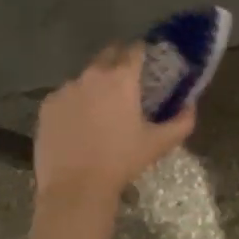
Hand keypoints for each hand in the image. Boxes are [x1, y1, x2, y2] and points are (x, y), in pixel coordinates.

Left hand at [34, 42, 195, 202]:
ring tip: (97, 111)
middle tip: (123, 83)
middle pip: (107, 55)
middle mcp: (93, 74)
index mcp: (121, 78)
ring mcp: (66, 88)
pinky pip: (64, 96)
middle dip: (117, 62)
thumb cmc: (120, 162)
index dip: (141, 52)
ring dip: (93, 85)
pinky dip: (72, 103)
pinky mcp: (48, 104)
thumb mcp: (158, 144)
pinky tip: (75, 126)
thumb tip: (191, 106)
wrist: (75, 189)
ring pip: (84, 77)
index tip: (145, 61)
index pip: (134, 49)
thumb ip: (181, 122)